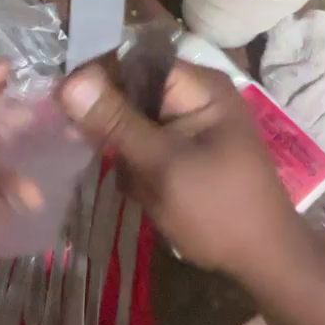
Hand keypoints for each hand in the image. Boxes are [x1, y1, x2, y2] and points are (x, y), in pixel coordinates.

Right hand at [58, 61, 306, 281]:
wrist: (264, 263)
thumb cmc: (218, 210)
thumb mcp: (161, 164)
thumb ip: (115, 121)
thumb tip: (69, 80)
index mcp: (199, 84)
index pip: (132, 61)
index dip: (94, 78)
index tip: (60, 103)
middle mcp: (194, 93)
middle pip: (130, 90)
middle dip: (107, 121)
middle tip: (83, 147)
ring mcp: (191, 122)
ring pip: (131, 119)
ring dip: (119, 148)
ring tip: (126, 179)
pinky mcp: (185, 148)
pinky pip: (144, 141)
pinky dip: (133, 163)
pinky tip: (136, 188)